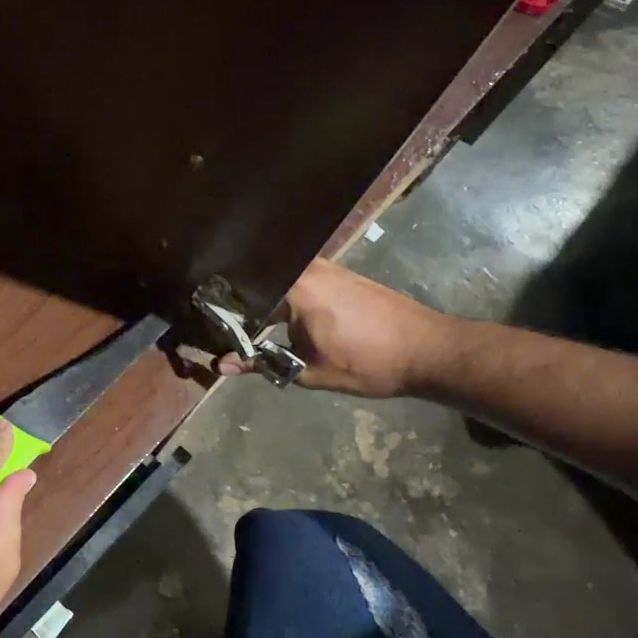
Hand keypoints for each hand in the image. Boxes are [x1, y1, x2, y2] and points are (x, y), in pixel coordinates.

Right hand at [216, 258, 453, 397]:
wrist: (432, 351)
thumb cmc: (370, 363)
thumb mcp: (309, 371)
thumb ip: (260, 364)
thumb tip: (220, 365)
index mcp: (293, 287)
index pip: (241, 294)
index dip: (220, 313)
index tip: (205, 327)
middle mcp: (306, 268)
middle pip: (257, 280)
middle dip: (238, 302)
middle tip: (220, 325)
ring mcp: (325, 267)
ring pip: (276, 278)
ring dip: (261, 298)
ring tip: (245, 321)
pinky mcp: (339, 272)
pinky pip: (297, 278)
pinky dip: (283, 294)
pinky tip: (279, 315)